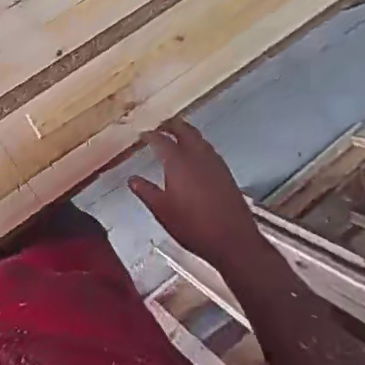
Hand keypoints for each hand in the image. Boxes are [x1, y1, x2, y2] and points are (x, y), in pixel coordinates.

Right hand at [129, 118, 270, 271]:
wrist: (232, 238)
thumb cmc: (193, 226)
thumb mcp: (162, 211)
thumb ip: (146, 192)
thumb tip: (133, 180)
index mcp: (178, 162)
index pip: (161, 140)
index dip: (151, 135)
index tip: (143, 134)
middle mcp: (198, 156)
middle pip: (184, 130)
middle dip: (171, 125)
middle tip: (161, 126)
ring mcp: (215, 162)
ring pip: (199, 138)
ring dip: (186, 132)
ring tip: (177, 136)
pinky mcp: (225, 171)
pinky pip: (209, 149)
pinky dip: (198, 144)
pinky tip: (196, 155)